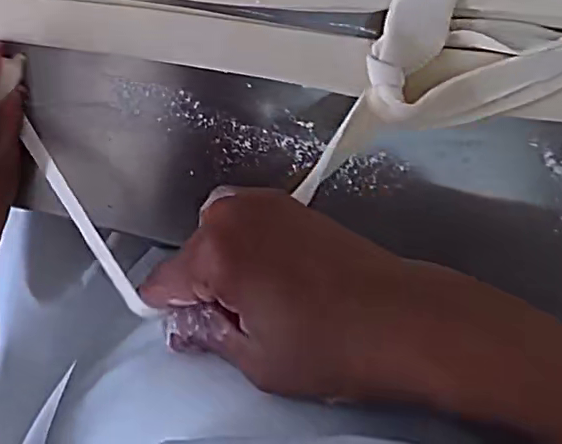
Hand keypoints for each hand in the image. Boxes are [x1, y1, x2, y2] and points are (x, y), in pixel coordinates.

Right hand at [137, 187, 561, 414]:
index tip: (178, 325)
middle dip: (200, 285)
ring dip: (223, 261)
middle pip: (189, 253)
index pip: (163, 280)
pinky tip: (276, 274)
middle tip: (235, 322)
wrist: (398, 315)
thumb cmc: (332, 344)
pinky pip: (241, 218)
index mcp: (215, 253)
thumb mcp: (257, 361)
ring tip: (262, 297)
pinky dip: (245, 242)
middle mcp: (228, 214)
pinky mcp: (281, 199)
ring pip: (214, 233)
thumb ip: (206, 335)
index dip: (166, 308)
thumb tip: (182, 325)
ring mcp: (256, 200)